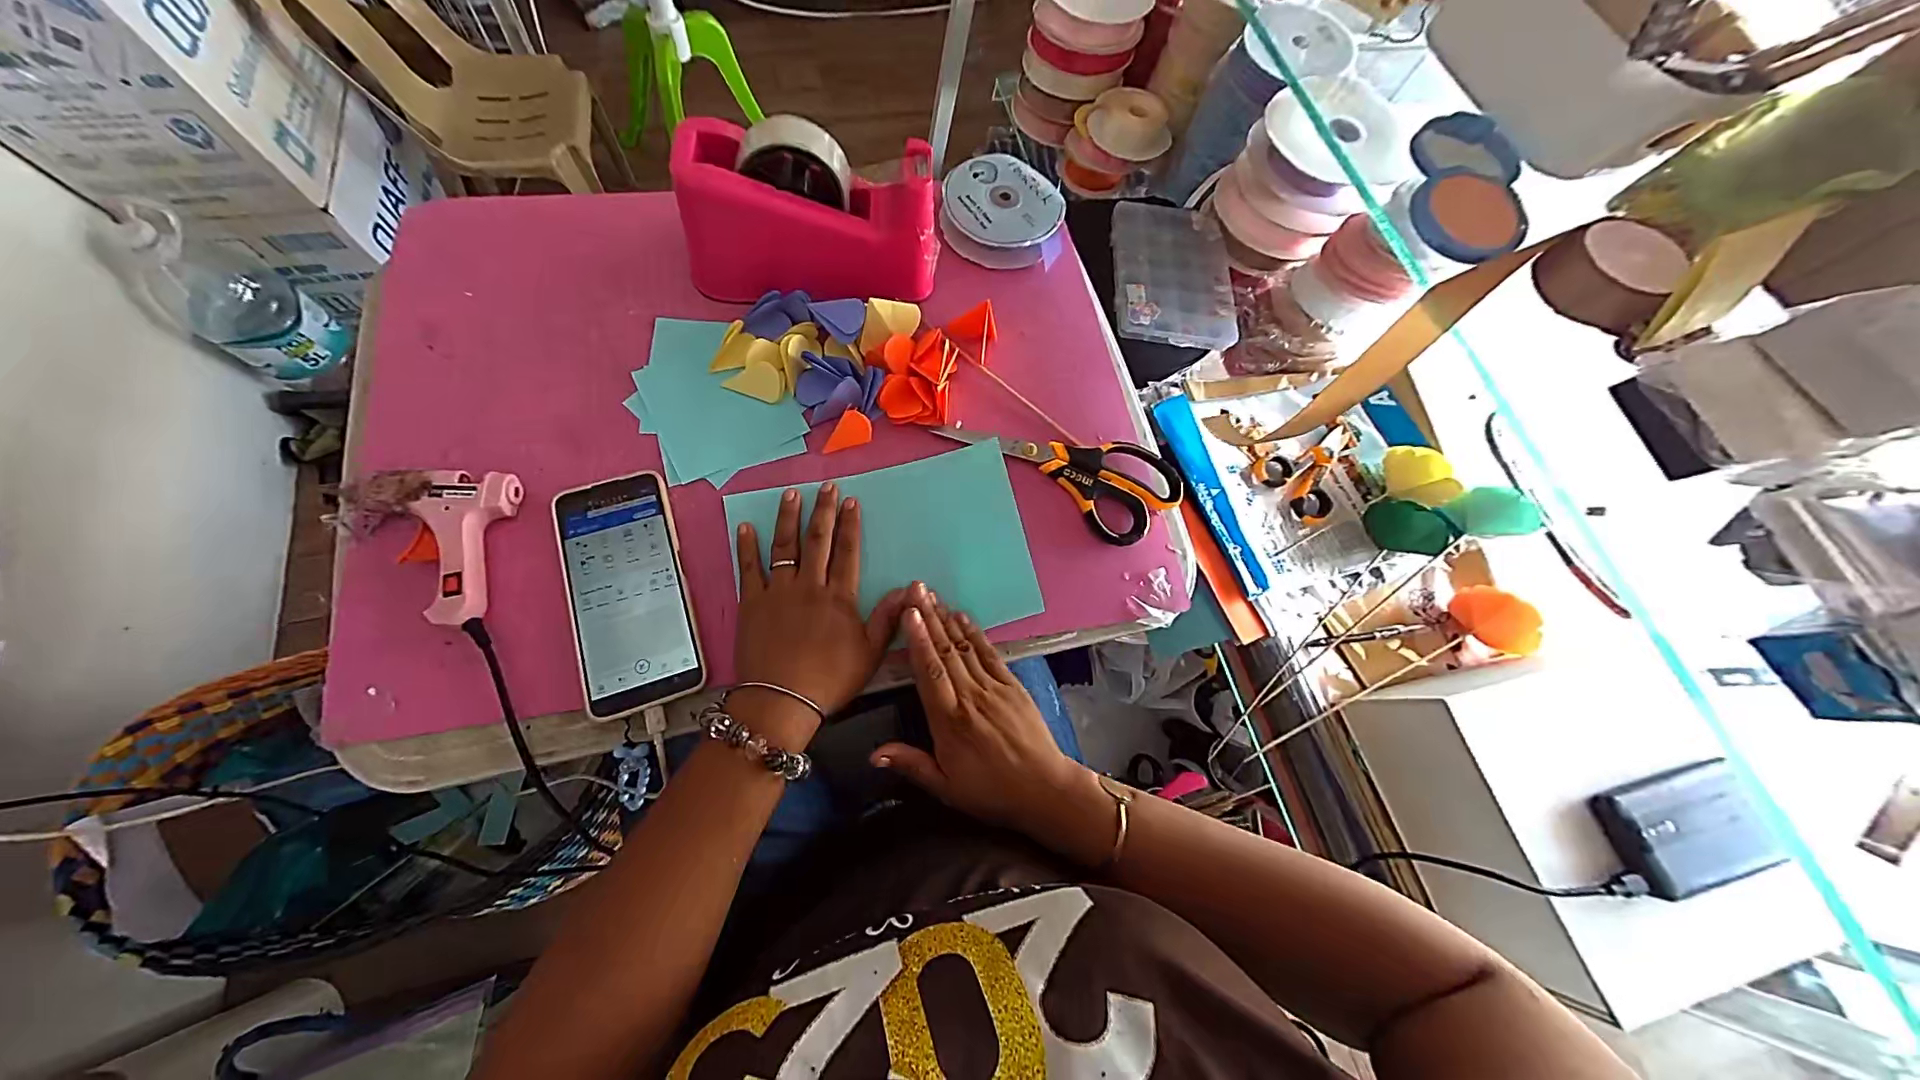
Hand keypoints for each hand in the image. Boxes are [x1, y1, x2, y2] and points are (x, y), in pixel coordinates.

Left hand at [734, 484, 907, 742]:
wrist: (781, 700)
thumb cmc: (830, 680)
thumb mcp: (870, 653)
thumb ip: (888, 618)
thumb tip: (912, 589)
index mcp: (839, 598)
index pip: (847, 552)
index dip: (850, 525)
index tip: (850, 502)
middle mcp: (809, 587)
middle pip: (817, 541)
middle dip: (823, 511)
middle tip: (826, 487)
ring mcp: (778, 592)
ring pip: (784, 547)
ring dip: (788, 518)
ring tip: (790, 495)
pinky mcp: (751, 603)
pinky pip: (749, 568)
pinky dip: (747, 547)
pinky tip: (745, 527)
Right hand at [870, 588, 1111, 861]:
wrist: (1044, 789)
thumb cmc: (991, 792)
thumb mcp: (946, 788)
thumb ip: (911, 764)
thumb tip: (873, 754)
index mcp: (949, 721)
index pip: (929, 672)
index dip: (917, 640)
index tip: (908, 613)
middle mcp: (970, 697)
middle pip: (945, 651)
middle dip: (929, 617)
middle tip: (917, 588)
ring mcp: (994, 688)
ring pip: (965, 648)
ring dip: (948, 620)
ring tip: (933, 596)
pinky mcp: (1013, 686)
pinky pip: (990, 655)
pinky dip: (975, 634)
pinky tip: (964, 618)